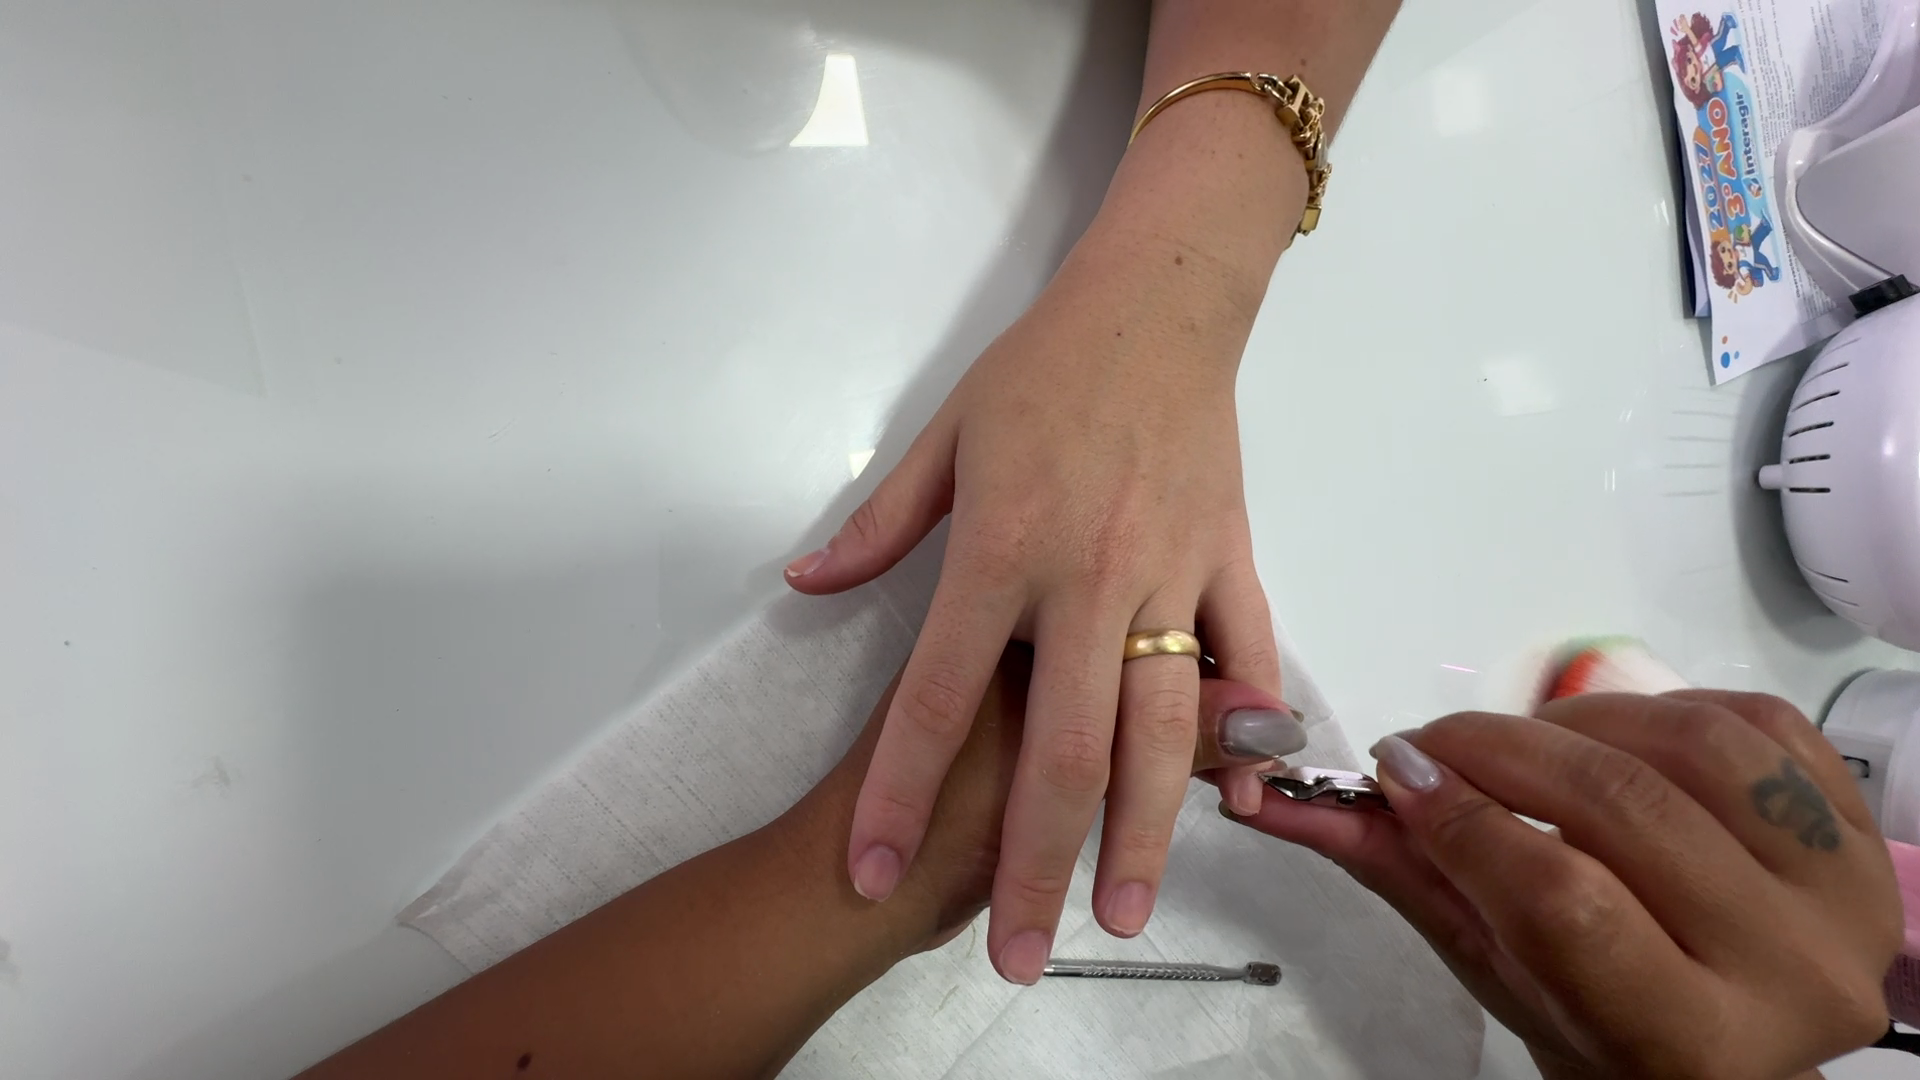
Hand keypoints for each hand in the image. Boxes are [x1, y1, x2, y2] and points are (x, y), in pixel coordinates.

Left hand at [786, 226, 1282, 979]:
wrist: (1155, 307)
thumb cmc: (1041, 369)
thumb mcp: (944, 435)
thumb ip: (878, 525)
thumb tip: (805, 586)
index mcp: (1002, 547)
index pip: (939, 695)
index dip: (898, 791)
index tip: (868, 869)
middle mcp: (1089, 577)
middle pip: (1062, 746)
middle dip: (1035, 861)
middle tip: (1018, 956)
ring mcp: (1173, 575)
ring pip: (1163, 728)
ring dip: (1143, 830)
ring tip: (1120, 915)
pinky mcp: (1232, 559)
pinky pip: (1247, 656)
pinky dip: (1246, 732)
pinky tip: (1236, 801)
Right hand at [1236, 692, 1899, 1078]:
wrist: (1707, 1031)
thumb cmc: (1569, 1006)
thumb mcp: (1469, 948)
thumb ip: (1379, 863)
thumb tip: (1263, 799)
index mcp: (1686, 1035)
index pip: (1561, 898)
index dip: (1460, 817)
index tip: (1393, 771)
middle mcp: (1796, 969)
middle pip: (1617, 804)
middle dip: (1491, 748)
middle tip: (1432, 748)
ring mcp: (1847, 893)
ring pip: (1688, 744)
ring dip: (1572, 722)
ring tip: (1523, 746)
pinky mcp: (1857, 829)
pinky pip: (1754, 719)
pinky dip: (1655, 705)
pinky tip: (1607, 738)